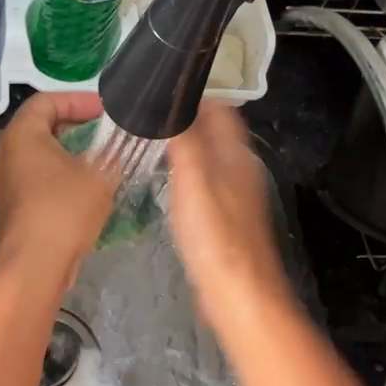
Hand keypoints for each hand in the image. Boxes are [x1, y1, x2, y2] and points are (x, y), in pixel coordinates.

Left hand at [0, 92, 115, 298]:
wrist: (35, 266)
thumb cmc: (63, 209)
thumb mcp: (99, 175)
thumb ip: (110, 153)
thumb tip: (117, 147)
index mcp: (22, 134)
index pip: (46, 101)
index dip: (78, 100)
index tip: (105, 110)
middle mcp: (6, 153)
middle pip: (40, 125)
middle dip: (74, 125)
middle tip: (104, 130)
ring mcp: (6, 181)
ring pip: (39, 154)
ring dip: (69, 152)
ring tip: (100, 158)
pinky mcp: (13, 206)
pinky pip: (38, 178)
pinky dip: (60, 175)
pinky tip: (86, 188)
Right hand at [167, 101, 288, 311]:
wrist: (237, 294)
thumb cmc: (215, 235)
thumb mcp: (193, 179)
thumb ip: (183, 139)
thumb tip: (168, 104)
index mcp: (236, 155)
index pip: (220, 109)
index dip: (193, 96)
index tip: (159, 91)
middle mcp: (239, 169)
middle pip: (214, 132)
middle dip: (184, 120)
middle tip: (146, 116)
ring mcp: (233, 195)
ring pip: (208, 157)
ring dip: (183, 146)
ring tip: (148, 142)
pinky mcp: (223, 218)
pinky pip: (202, 181)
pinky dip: (184, 172)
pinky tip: (163, 181)